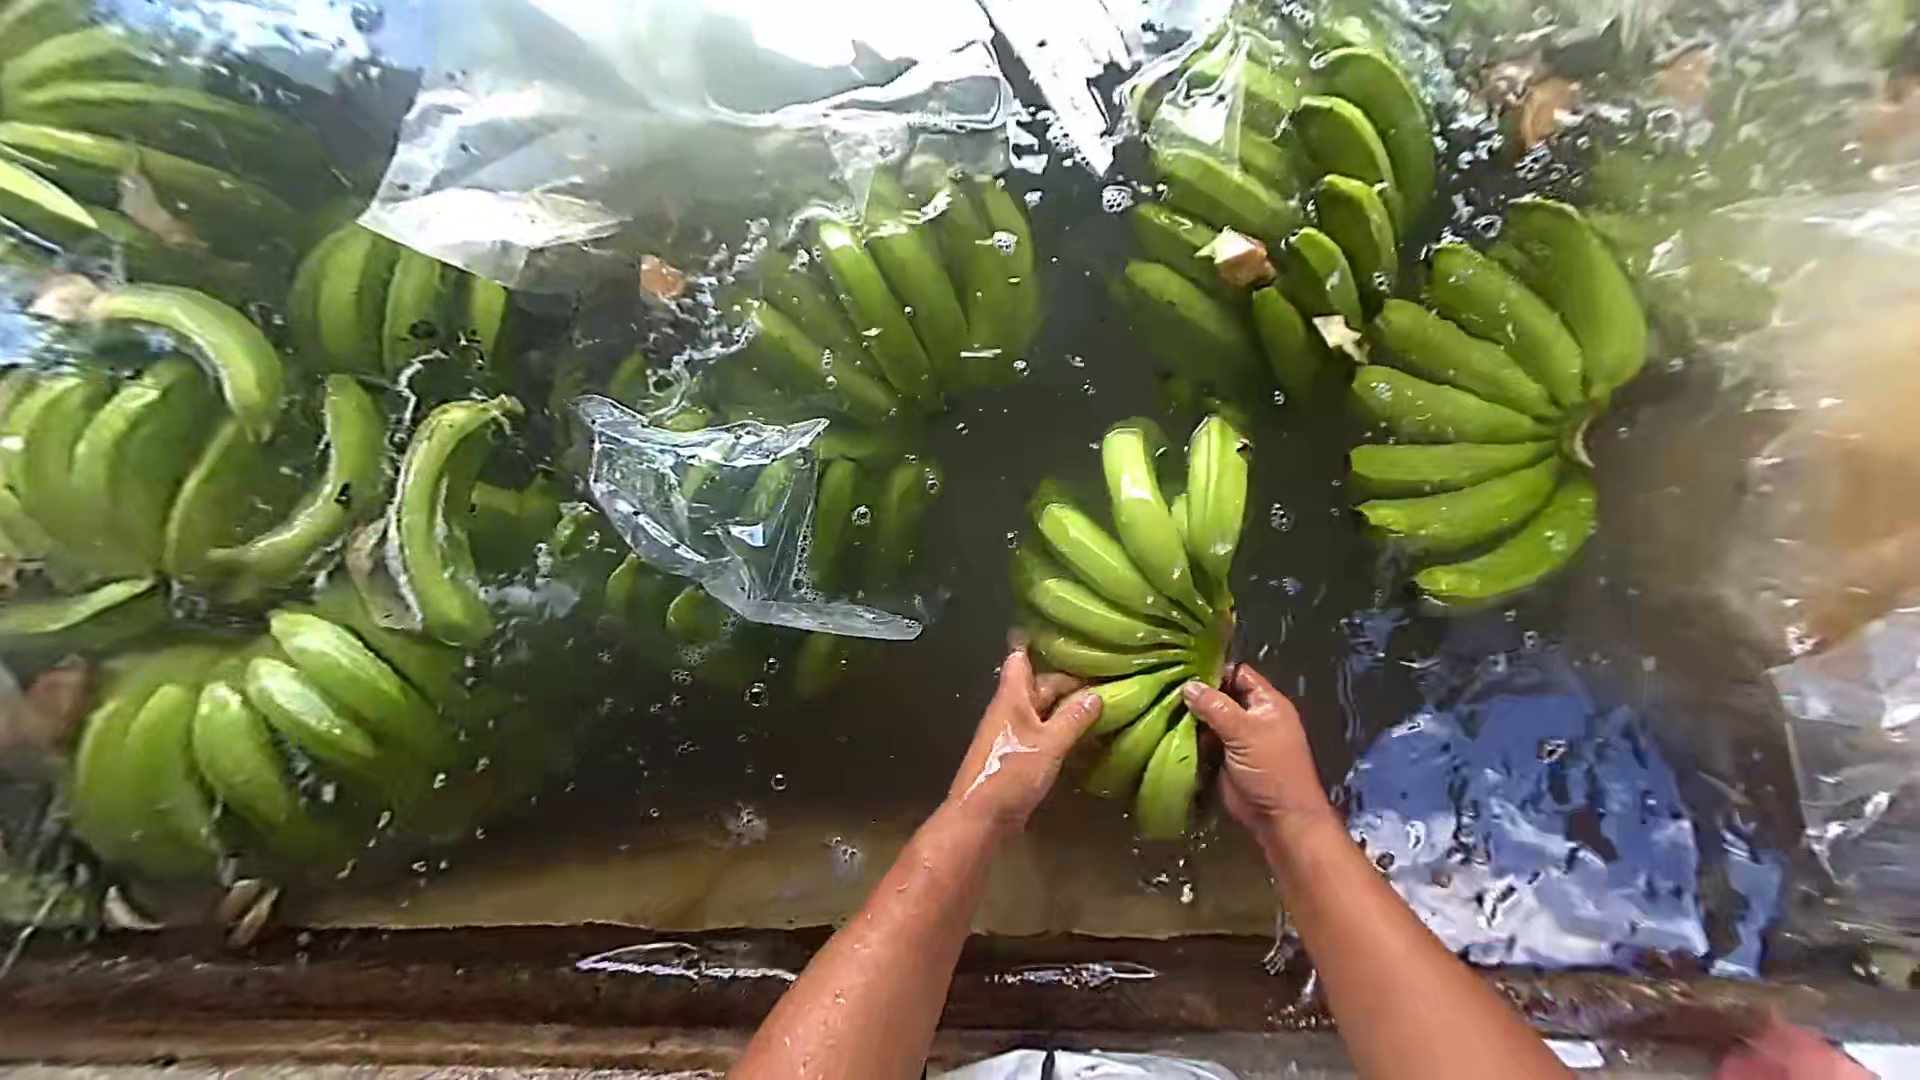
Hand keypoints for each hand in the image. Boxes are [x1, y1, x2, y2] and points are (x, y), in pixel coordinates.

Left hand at [944, 645, 1102, 836]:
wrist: (980, 816)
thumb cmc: (1010, 773)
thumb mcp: (1048, 744)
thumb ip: (1073, 719)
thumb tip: (1097, 694)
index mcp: (1011, 696)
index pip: (1019, 656)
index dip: (1034, 641)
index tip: (1057, 630)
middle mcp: (1009, 708)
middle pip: (1036, 683)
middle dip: (1064, 678)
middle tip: (1101, 674)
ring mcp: (1011, 732)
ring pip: (1040, 708)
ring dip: (1065, 705)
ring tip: (1100, 700)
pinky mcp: (1016, 754)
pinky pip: (1041, 731)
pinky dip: (1060, 728)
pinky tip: (1083, 734)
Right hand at [1182, 665, 1332, 838]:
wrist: (1278, 818)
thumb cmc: (1271, 769)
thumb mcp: (1245, 731)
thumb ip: (1215, 706)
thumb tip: (1187, 685)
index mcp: (1266, 703)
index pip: (1238, 674)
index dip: (1215, 669)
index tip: (1186, 667)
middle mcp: (1250, 715)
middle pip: (1219, 693)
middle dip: (1197, 690)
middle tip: (1167, 684)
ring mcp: (1235, 735)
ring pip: (1207, 714)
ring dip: (1189, 711)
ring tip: (1162, 702)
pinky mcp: (1221, 753)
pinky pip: (1201, 734)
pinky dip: (1188, 731)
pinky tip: (1168, 723)